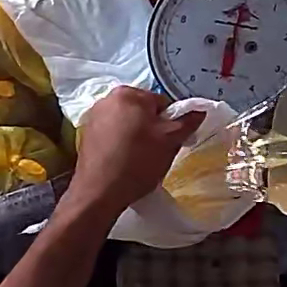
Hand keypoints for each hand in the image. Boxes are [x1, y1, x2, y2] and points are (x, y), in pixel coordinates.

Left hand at [62, 87, 202, 221]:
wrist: (100, 192)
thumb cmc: (138, 162)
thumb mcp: (170, 141)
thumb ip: (187, 122)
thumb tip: (200, 111)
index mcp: (129, 93)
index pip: (162, 103)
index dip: (171, 122)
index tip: (170, 141)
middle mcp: (108, 98)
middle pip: (143, 111)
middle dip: (152, 128)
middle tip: (156, 150)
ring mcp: (94, 116)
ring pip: (127, 122)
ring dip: (136, 135)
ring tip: (139, 158)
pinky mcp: (86, 134)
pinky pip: (112, 133)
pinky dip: (121, 142)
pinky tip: (124, 160)